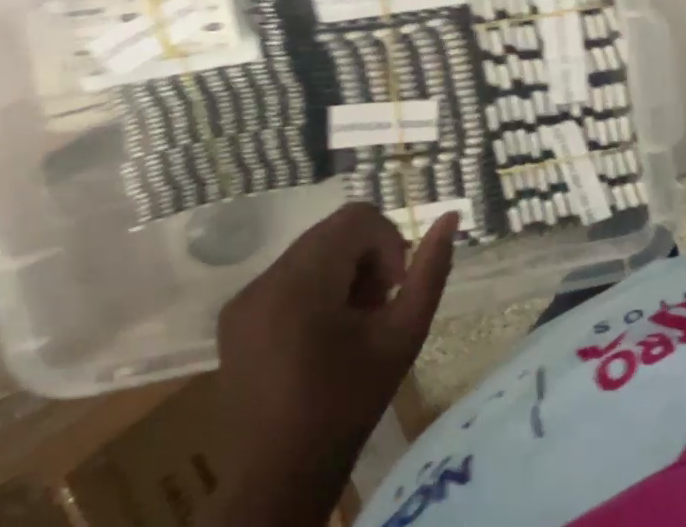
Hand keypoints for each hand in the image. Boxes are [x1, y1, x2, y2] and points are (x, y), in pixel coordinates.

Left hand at [213, 205, 455, 500]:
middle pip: (333, 232)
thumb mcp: (406, 332)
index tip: (393, 288)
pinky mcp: (235, 317)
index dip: (388, 242)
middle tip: (378, 307)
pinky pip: (289, 276)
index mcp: (300, 284)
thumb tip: (450, 218)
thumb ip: (430, 270)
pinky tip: (327, 333)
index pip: (356, 218)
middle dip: (367, 258)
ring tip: (354, 322)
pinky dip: (319, 288)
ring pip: (312, 252)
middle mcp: (262, 282)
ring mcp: (242, 300)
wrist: (282, 467)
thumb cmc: (351, 398)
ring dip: (345, 272)